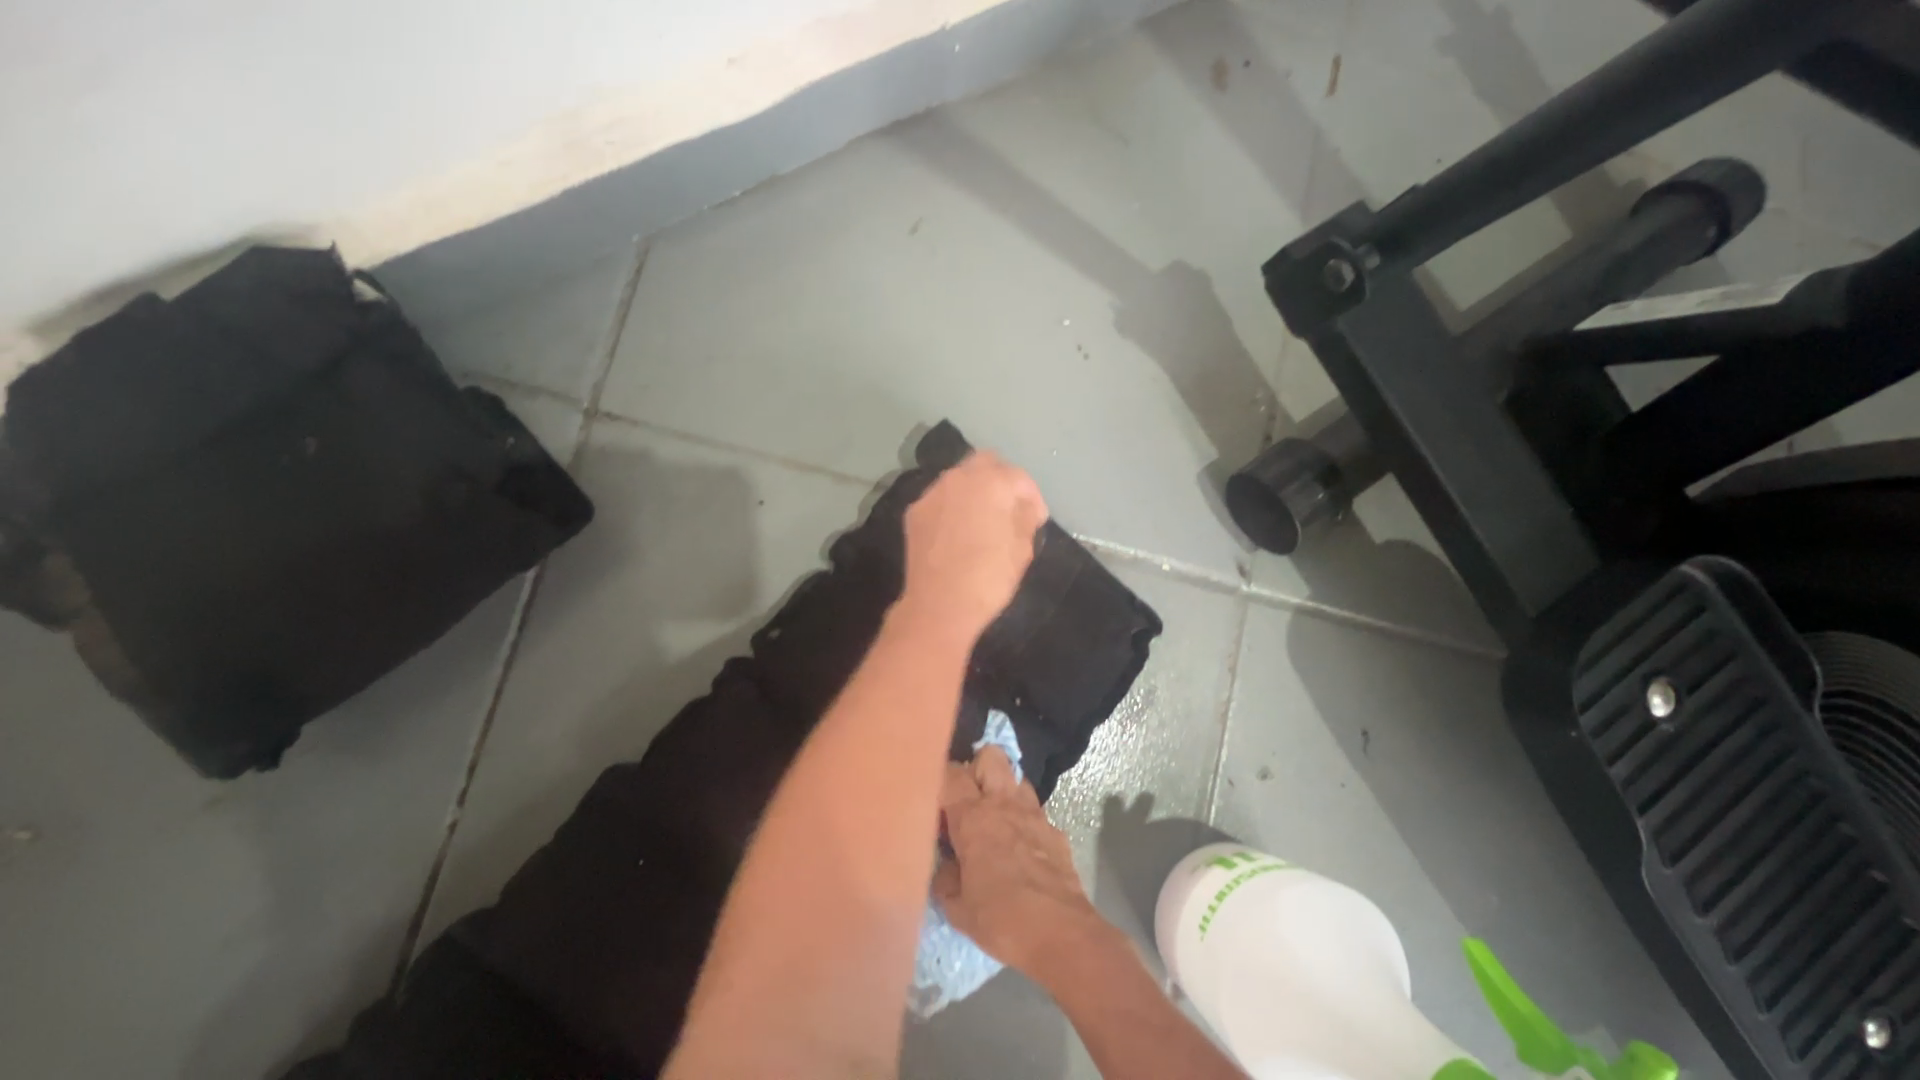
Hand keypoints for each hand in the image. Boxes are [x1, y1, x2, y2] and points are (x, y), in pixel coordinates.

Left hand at [900, 451, 1048, 641]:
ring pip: (959, 479)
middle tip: (1011, 507)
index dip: (1032, 497)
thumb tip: (1024, 507)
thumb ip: (1025, 517)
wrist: (939, 606)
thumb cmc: (989, 578)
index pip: (1019, 477)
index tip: (1038, 519)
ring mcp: (932, 494)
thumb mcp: (1022, 549)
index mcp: (990, 482)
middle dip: (1002, 480)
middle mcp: (958, 478)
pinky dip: (954, 506)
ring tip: (985, 518)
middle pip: (985, 463)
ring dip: (976, 490)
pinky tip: (959, 530)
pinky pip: (941, 499)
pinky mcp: (915, 513)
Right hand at [933, 747, 1112, 980]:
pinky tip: (1020, 849)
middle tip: (967, 798)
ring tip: (994, 820)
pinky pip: (1036, 812)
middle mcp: (1004, 805)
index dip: (940, 778)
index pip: (951, 773)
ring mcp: (1035, 816)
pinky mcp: (1056, 833)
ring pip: (1017, 780)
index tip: (933, 798)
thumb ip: (945, 878)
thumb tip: (947, 865)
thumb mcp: (957, 907)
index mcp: (973, 818)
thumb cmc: (1000, 918)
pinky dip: (1024, 821)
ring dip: (1003, 792)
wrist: (1061, 933)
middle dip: (977, 768)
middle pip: (991, 756)